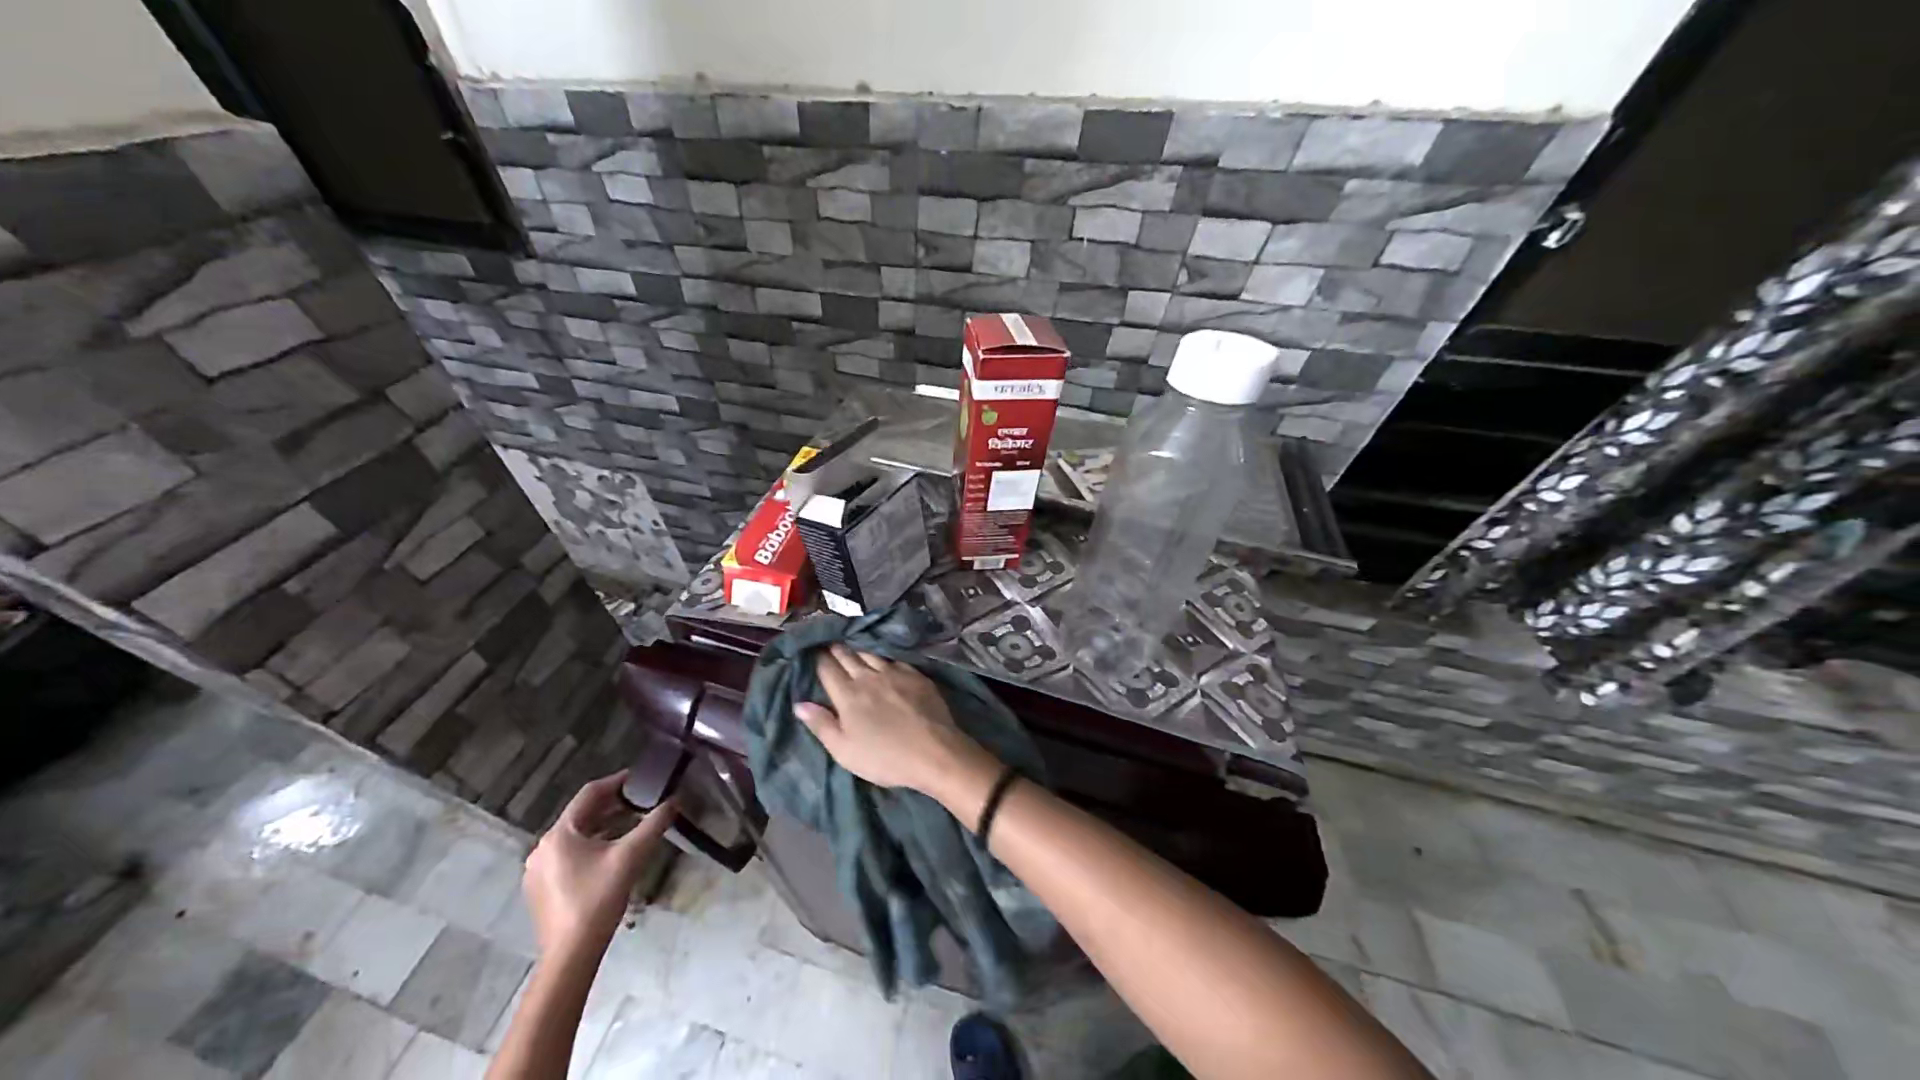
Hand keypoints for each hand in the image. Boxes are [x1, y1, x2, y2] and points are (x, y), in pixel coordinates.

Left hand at [522, 772, 676, 959]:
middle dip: (612, 806)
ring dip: (602, 827)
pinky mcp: (540, 889)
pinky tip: (609, 856)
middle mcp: (542, 847)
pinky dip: (589, 848)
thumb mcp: (632, 856)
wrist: (571, 954)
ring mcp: (537, 870)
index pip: (589, 794)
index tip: (640, 778)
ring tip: (630, 826)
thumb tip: (674, 801)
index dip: (617, 782)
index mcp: (559, 834)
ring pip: (574, 837)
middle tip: (641, 801)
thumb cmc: (599, 899)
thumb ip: (654, 824)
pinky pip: (567, 856)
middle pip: (581, 816)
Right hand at [798, 645, 1001, 815]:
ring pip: (871, 654)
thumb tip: (799, 703)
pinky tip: (883, 658)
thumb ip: (821, 725)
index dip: (818, 658)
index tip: (812, 649)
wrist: (934, 751)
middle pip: (848, 656)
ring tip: (852, 645)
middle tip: (829, 642)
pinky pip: (894, 659)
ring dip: (858, 649)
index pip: (827, 669)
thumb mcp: (844, 750)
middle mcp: (869, 677)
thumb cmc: (884, 757)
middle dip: (836, 649)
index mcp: (848, 695)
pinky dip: (884, 656)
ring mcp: (895, 673)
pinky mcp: (916, 675)